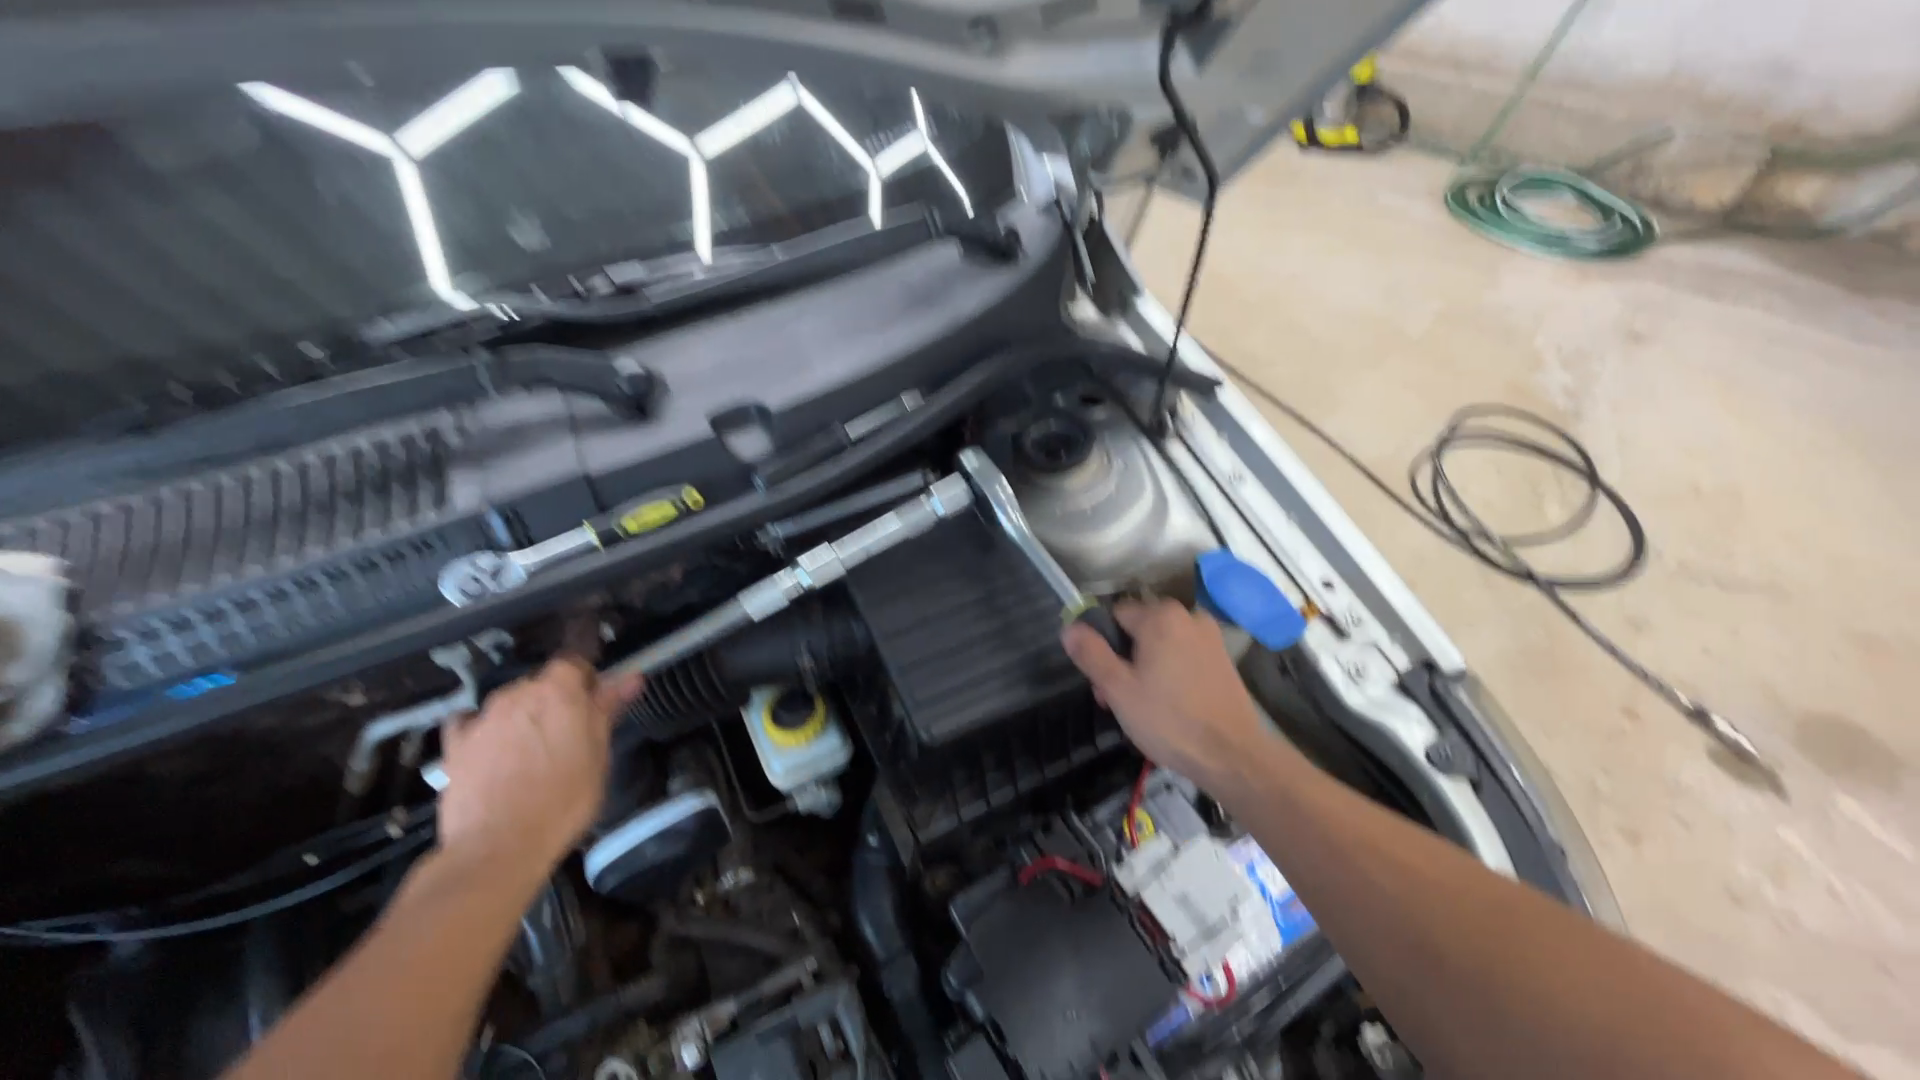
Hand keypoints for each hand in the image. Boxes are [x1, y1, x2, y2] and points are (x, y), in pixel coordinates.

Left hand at [436, 658, 642, 872]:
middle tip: (567, 736)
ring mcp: (481, 718)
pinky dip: (482, 731)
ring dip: (521, 717)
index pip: (572, 663)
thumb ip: (608, 711)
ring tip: (530, 754)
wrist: (498, 846)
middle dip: (553, 701)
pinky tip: (489, 751)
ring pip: (508, 704)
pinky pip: (469, 724)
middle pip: (539, 684)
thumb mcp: (598, 756)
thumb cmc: (563, 801)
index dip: (584, 680)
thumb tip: (631, 678)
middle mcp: (516, 695)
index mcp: (558, 692)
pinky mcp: (454, 744)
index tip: (592, 704)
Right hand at [1061, 598, 1273, 788]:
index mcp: (1161, 617)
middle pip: (1139, 629)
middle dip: (1123, 659)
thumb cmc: (1169, 721)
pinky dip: (1170, 674)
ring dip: (1145, 668)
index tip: (1103, 681)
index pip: (1114, 614)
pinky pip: (1183, 656)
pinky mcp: (1222, 659)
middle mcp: (1188, 616)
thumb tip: (1070, 628)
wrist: (1232, 755)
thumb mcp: (1118, 689)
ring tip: (1142, 709)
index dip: (1102, 646)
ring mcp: (1210, 637)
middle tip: (1118, 700)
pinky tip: (1170, 706)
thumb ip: (1091, 654)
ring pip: (1161, 645)